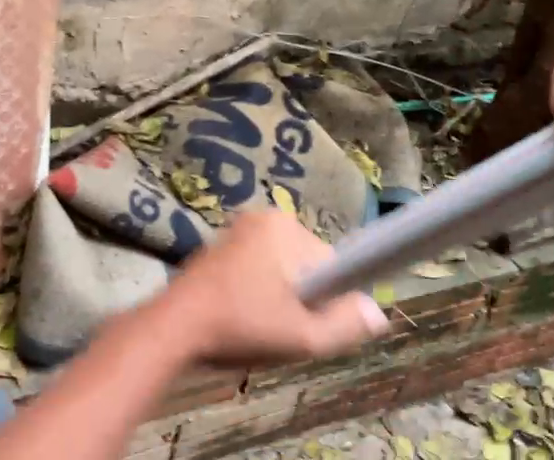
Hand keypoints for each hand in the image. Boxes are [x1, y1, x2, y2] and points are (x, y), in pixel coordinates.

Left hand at [144, 209, 386, 365]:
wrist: (175, 327)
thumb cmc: (241, 325)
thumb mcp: (303, 336)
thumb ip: (345, 324)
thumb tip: (377, 312)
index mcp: (286, 226)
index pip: (332, 265)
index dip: (329, 301)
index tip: (308, 324)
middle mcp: (264, 217)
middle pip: (307, 266)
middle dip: (302, 299)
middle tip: (280, 328)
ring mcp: (238, 228)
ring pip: (282, 269)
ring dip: (279, 297)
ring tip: (258, 323)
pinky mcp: (221, 245)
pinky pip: (258, 267)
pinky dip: (258, 290)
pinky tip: (242, 315)